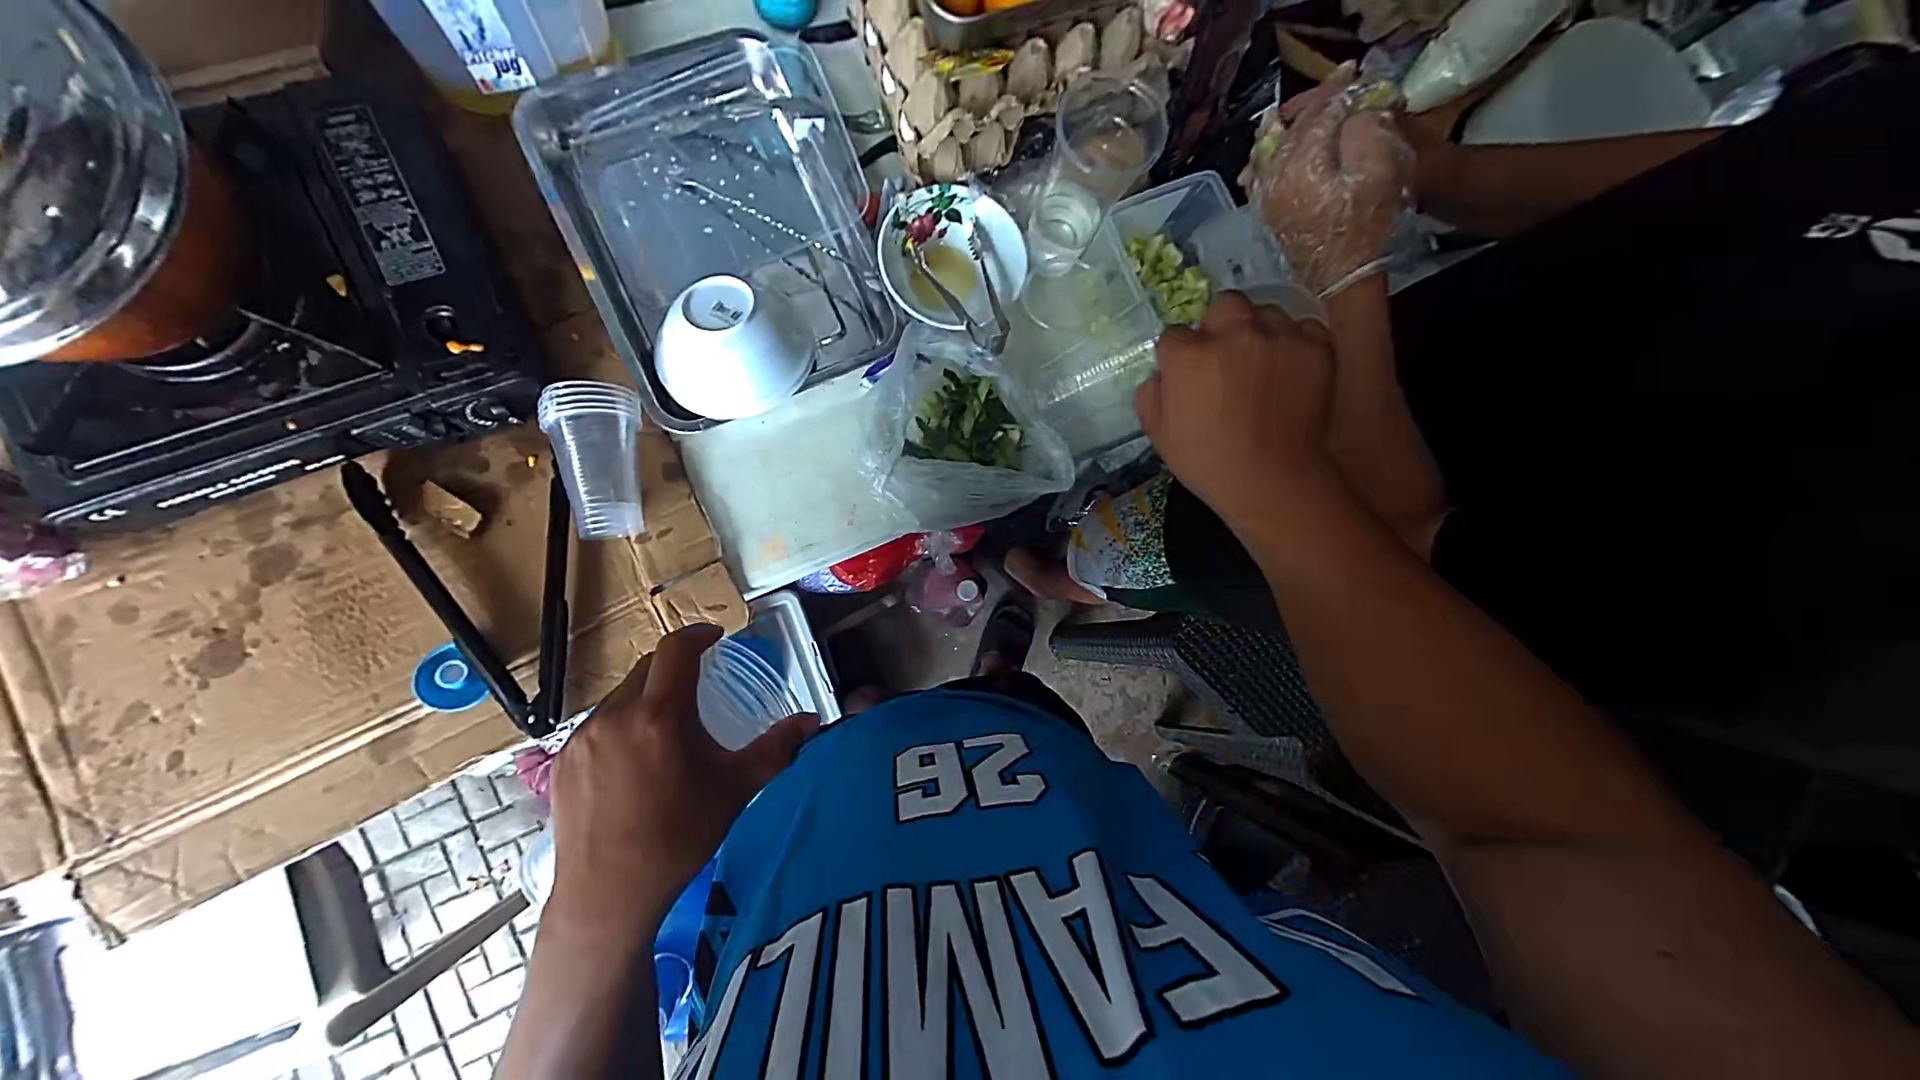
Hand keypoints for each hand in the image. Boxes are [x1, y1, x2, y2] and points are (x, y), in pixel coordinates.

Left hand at [546, 624, 816, 935]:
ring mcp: (583, 738)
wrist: (608, 894)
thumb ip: (776, 749)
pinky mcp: (563, 760)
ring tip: (667, 729)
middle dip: (674, 667)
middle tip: (697, 685)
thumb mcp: (735, 788)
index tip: (714, 637)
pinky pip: (598, 724)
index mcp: (660, 716)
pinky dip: (622, 724)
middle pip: (647, 668)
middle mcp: (616, 716)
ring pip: (621, 696)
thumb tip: (812, 722)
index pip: (675, 650)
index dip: (697, 634)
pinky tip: (635, 759)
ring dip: (647, 697)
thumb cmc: (679, 837)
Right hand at [1136, 292, 1333, 522]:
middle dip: (1220, 325)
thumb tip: (1162, 375)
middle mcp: (1232, 334)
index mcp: (1188, 356)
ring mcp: (1278, 336)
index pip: (1174, 335)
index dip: (1179, 356)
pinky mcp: (1315, 345)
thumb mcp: (1159, 434)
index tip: (1186, 375)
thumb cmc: (1208, 462)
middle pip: (1224, 306)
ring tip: (1262, 362)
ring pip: (1265, 313)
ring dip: (1259, 331)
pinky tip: (1290, 369)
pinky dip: (1295, 343)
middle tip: (1225, 356)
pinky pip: (1302, 329)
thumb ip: (1151, 394)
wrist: (1272, 479)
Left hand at [1251, 62, 1412, 296]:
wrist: (1344, 276)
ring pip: (1269, 151)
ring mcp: (1268, 197)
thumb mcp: (1381, 170)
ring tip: (1289, 110)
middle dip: (1313, 105)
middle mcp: (1276, 177)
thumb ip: (1365, 130)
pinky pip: (1259, 177)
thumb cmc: (1366, 225)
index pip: (1319, 113)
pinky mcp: (1269, 213)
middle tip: (1335, 85)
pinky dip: (1263, 158)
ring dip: (1282, 128)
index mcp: (1303, 162)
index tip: (1353, 73)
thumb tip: (1353, 111)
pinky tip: (1265, 151)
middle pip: (1293, 129)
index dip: (1338, 91)